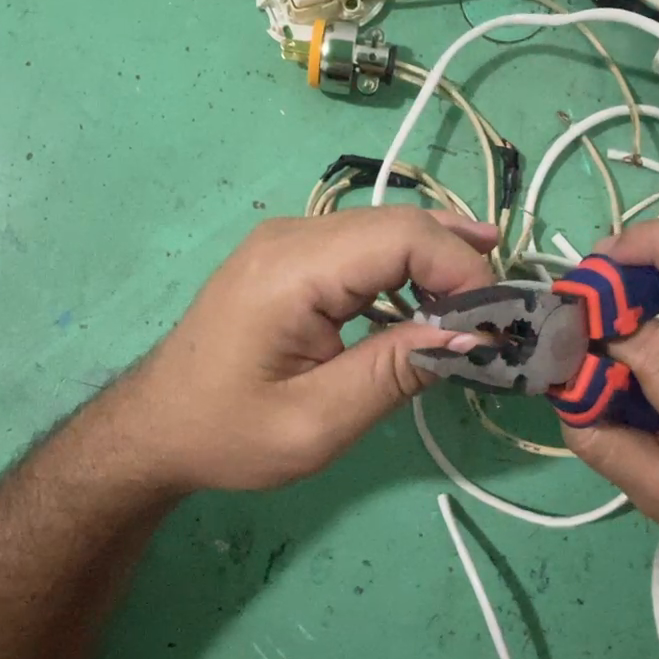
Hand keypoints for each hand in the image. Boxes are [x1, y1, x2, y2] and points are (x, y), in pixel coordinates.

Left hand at [91, 206, 496, 494]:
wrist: (156, 427)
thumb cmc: (228, 433)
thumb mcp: (317, 423)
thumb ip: (395, 372)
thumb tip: (472, 334)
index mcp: (292, 269)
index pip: (402, 237)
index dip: (461, 271)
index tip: (495, 325)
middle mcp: (292, 235)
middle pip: (398, 225)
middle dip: (458, 264)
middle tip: (502, 315)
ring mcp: (288, 239)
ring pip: (385, 230)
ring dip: (438, 263)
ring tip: (483, 303)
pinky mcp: (291, 255)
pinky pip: (363, 246)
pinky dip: (406, 269)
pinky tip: (434, 295)